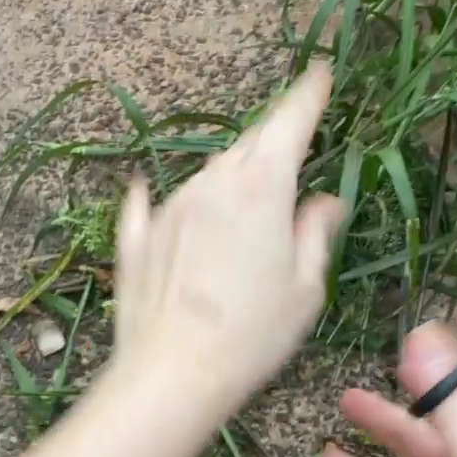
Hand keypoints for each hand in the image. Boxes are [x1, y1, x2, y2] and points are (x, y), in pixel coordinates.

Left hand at [109, 64, 347, 416]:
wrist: (170, 377)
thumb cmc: (250, 339)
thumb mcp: (303, 290)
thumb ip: (314, 235)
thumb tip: (322, 203)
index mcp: (261, 188)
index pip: (291, 120)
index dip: (310, 96)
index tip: (322, 79)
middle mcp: (209, 185)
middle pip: (246, 146)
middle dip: (270, 141)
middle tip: (287, 149)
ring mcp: (166, 210)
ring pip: (204, 178)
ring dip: (225, 183)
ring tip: (238, 213)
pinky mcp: (134, 242)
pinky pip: (147, 207)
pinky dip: (158, 200)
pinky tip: (147, 192)